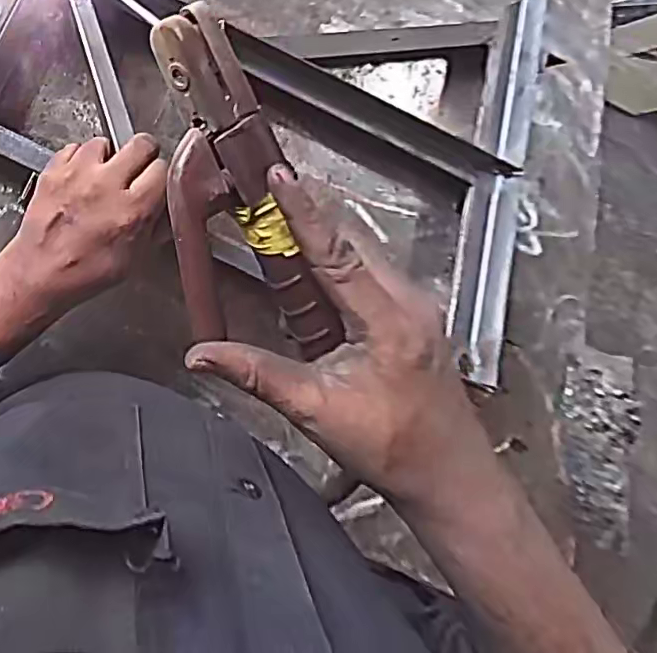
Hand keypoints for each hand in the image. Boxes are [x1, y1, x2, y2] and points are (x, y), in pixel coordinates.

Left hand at [0, 135, 167, 353]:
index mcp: (132, 209)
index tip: (155, 182)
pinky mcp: (53, 171)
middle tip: (136, 168)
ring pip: (104, 142)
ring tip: (103, 174)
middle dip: (143, 155)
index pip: (162, 169)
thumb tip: (165, 209)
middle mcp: (105, 185)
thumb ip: (154, 227)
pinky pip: (73, 148)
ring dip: (107, 156)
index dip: (160, 175)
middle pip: (140, 144)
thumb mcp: (134, 258)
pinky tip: (79, 176)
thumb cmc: (83, 271)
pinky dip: (78, 159)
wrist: (39, 273)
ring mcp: (76, 174)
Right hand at [184, 164, 494, 512]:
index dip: (302, 211)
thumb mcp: (316, 411)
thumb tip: (201, 355)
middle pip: (347, 237)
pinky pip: (363, 264)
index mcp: (390, 323)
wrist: (455, 479)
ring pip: (357, 246)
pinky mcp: (406, 310)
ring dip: (314, 227)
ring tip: (272, 212)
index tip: (278, 177)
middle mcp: (408, 302)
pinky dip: (328, 248)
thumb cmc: (397, 450)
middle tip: (260, 189)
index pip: (336, 252)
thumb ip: (256, 374)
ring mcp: (412, 303)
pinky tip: (302, 252)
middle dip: (303, 209)